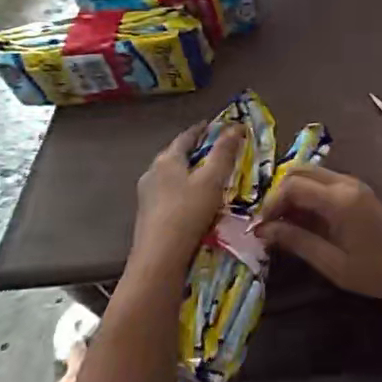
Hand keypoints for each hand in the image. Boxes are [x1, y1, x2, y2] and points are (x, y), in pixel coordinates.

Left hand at [129, 122, 245, 278]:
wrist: (159, 257)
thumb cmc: (188, 212)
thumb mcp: (212, 180)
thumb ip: (224, 153)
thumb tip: (235, 128)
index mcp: (167, 159)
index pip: (186, 137)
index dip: (201, 129)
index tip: (213, 125)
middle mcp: (152, 172)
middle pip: (175, 155)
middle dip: (193, 150)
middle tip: (212, 149)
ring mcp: (146, 194)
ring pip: (170, 175)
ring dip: (186, 172)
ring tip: (204, 176)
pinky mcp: (147, 214)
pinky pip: (167, 193)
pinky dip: (181, 190)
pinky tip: (191, 201)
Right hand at [254, 167, 381, 306]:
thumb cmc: (372, 272)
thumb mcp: (331, 263)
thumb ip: (297, 241)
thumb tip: (263, 230)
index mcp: (340, 200)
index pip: (293, 186)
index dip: (271, 203)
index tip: (261, 227)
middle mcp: (346, 183)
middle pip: (299, 171)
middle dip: (278, 193)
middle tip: (269, 222)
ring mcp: (352, 183)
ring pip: (310, 173)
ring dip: (291, 192)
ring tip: (282, 222)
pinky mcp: (355, 189)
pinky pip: (322, 181)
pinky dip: (306, 193)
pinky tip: (301, 219)